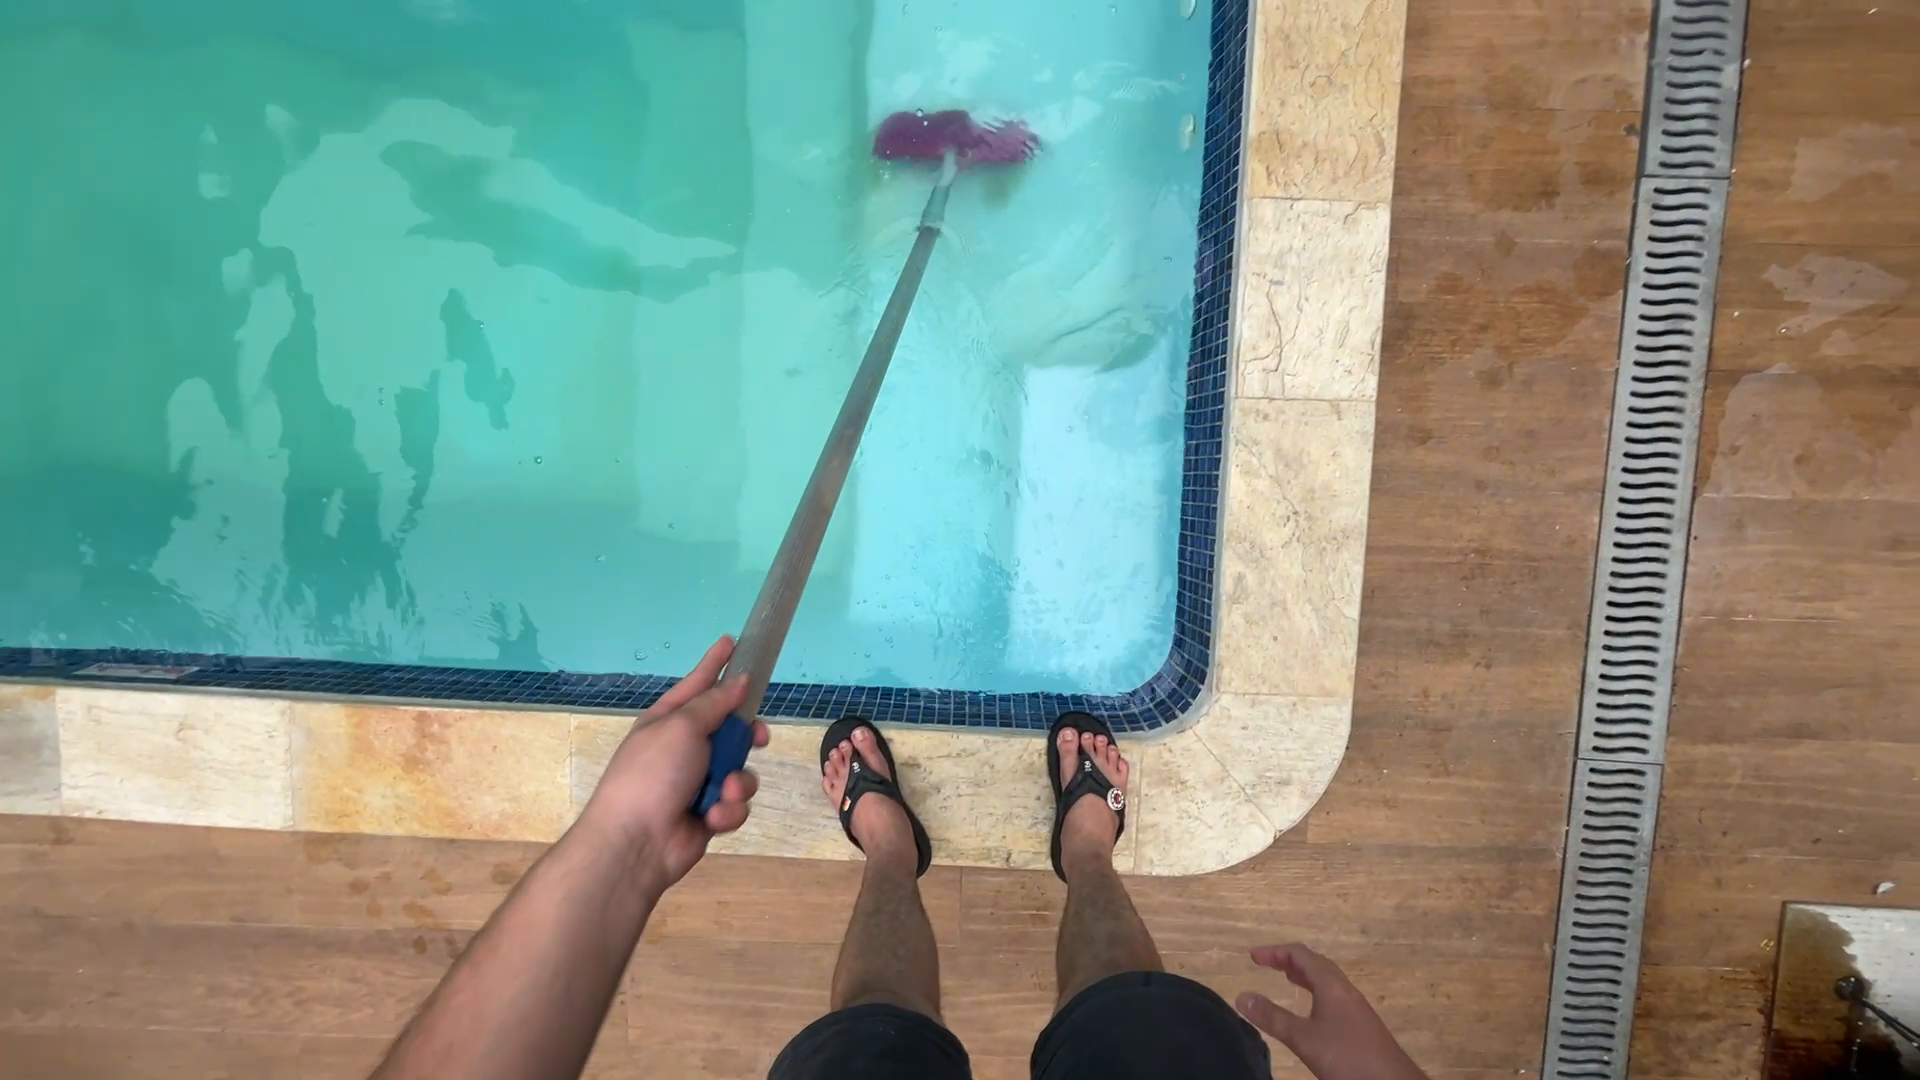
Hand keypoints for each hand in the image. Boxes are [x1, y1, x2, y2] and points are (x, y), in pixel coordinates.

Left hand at [576, 636, 770, 891]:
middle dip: (748, 735)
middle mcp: (685, 748)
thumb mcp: (682, 727)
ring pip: (741, 768)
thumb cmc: (652, 775)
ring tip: (724, 792)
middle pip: (731, 728)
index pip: (699, 684)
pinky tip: (713, 817)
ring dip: (738, 780)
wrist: (635, 844)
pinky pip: (737, 801)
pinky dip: (729, 808)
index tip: (733, 642)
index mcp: (669, 721)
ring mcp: (698, 782)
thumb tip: (739, 679)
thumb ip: (715, 702)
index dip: (717, 664)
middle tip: (758, 737)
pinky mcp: (710, 812)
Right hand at [1236, 944, 1428, 1079]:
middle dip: (1288, 959)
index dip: (1274, 951)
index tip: (1252, 957)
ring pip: (1326, 980)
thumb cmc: (1349, 1060)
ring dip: (1304, 975)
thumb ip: (1273, 1018)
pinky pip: (1334, 995)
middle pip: (1314, 963)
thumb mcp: (1304, 1040)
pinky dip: (1316, 991)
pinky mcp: (1363, 1027)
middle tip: (1266, 964)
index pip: (1299, 954)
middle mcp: (1345, 990)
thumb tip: (1241, 997)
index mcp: (1331, 985)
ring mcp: (1357, 1008)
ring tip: (1287, 979)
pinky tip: (1313, 1012)